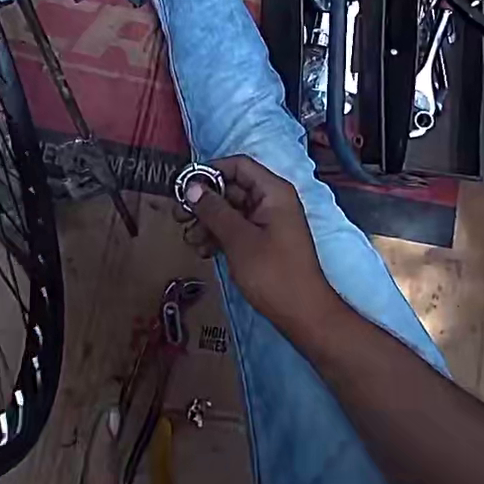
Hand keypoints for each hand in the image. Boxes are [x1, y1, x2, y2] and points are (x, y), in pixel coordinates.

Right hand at [182, 155, 342, 332]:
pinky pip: (235, 228)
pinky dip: (218, 236)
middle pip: (231, 188)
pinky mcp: (262, 241)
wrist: (305, 318)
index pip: (238, 165)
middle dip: (204, 202)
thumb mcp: (238, 239)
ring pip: (229, 210)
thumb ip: (213, 209)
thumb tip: (191, 187)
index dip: (210, 171)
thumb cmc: (274, 274)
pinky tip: (203, 251)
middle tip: (179, 216)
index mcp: (273, 192)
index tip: (185, 186)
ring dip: (207, 222)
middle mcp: (271, 202)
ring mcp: (267, 222)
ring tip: (191, 240)